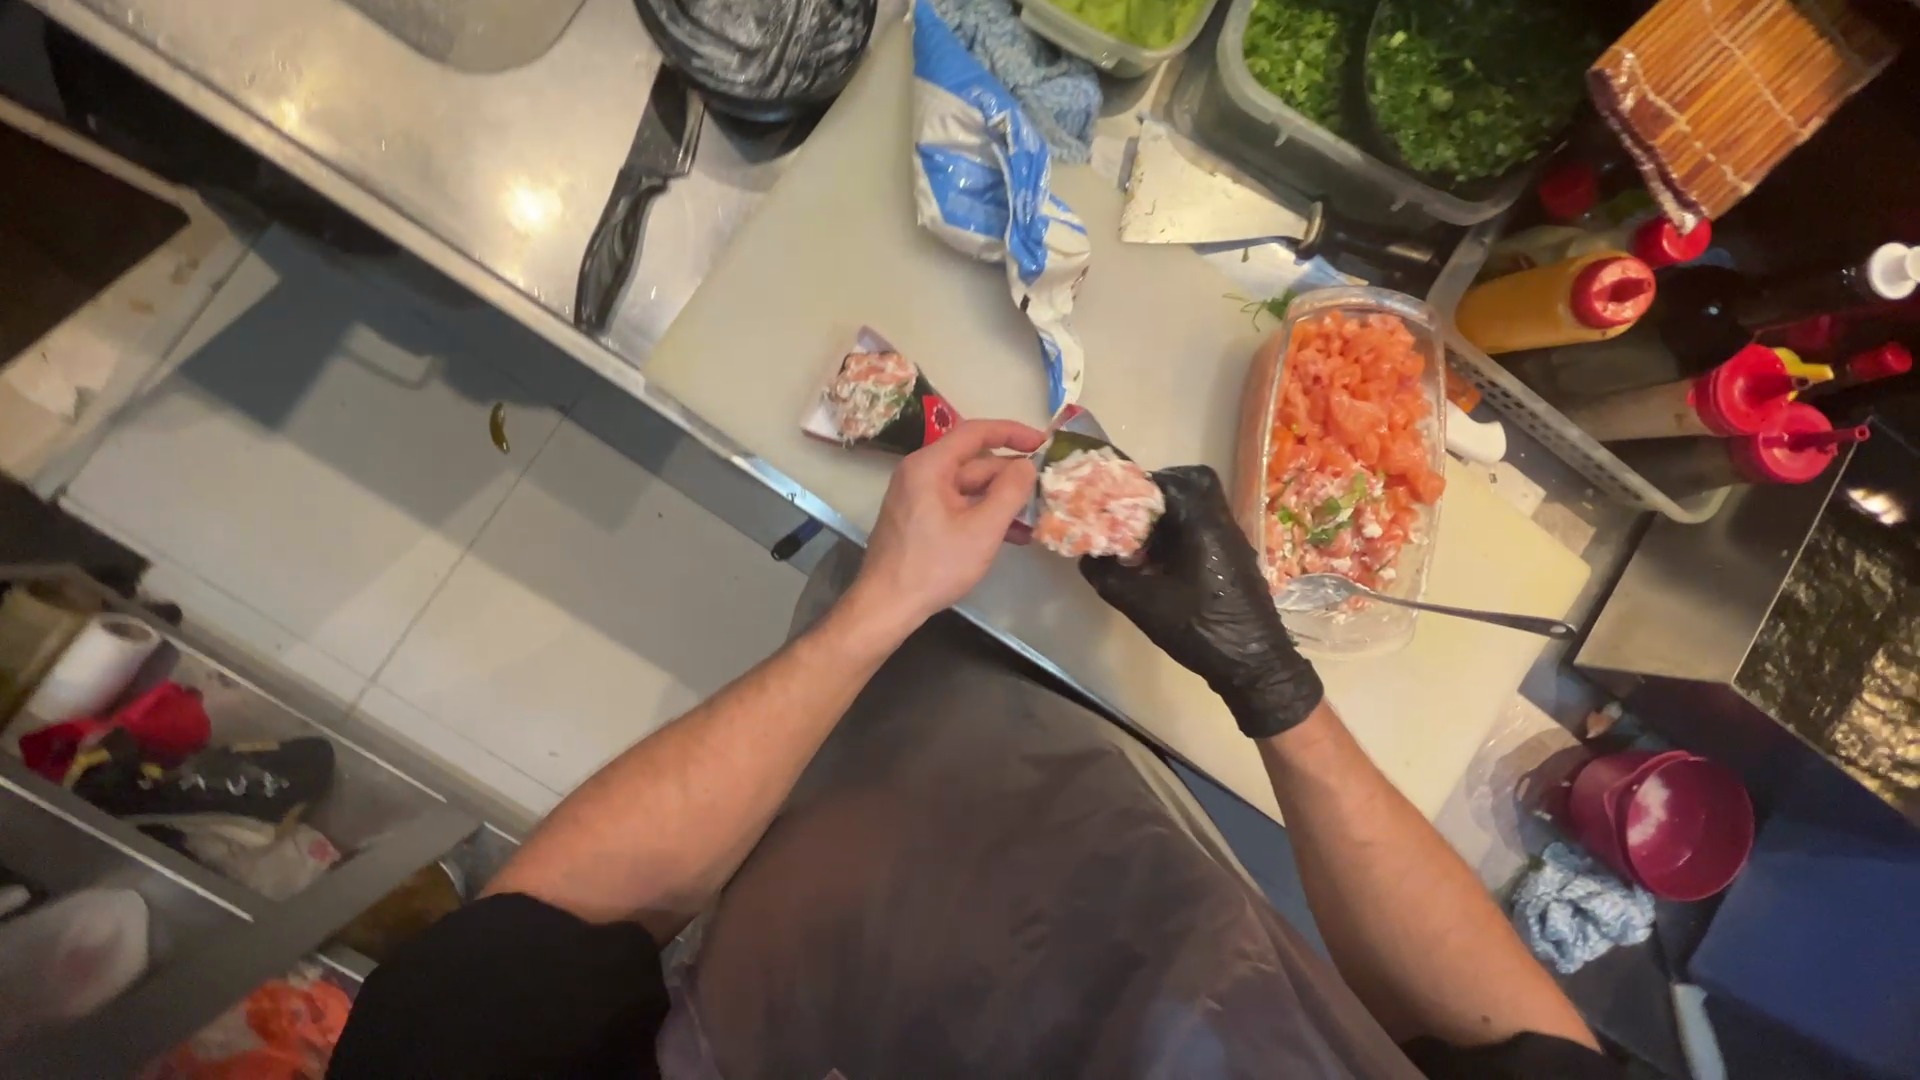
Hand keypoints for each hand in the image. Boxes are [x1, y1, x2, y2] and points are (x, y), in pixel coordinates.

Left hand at [846, 419, 1045, 637]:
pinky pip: (957, 506)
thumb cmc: (934, 566)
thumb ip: (1009, 492)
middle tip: (1044, 489)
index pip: (976, 432)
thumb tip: (1026, 466)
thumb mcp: (982, 530)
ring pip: (968, 488)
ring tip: (1034, 517)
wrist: (886, 605)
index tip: (1042, 443)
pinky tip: (1010, 535)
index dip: (1012, 433)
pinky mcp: (918, 518)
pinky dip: (982, 514)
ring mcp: (917, 497)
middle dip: (1010, 476)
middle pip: (973, 463)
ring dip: (1000, 500)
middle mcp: (920, 473)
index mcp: (929, 466)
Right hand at [1080, 465, 1323, 738]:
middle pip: (1193, 482)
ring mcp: (1233, 541)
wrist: (1254, 665)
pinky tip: (1160, 563)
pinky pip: (1206, 529)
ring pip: (1201, 506)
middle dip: (1158, 491)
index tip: (1115, 501)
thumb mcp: (1141, 604)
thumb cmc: (1199, 629)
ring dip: (1169, 514)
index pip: (1170, 481)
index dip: (1139, 485)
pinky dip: (1181, 533)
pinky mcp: (1235, 559)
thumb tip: (1087, 557)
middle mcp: (1222, 524)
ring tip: (1140, 539)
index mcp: (1202, 525)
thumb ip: (1107, 576)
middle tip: (1131, 512)